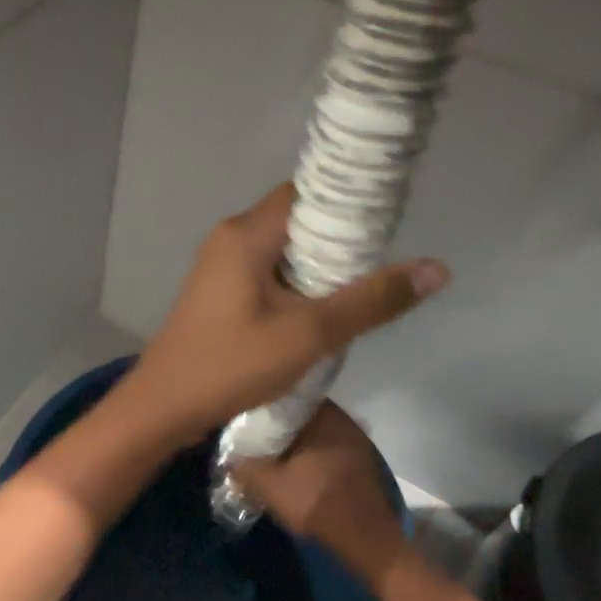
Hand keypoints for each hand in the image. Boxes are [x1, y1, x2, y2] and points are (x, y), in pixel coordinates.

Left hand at [115, 183, 446, 445]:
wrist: (163, 409)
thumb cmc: (230, 365)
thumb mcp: (308, 334)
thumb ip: (371, 301)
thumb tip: (437, 269)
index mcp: (246, 233)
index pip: (308, 191)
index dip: (350, 202)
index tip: (390, 221)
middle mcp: (230, 240)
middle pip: (298, 222)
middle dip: (340, 241)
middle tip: (382, 265)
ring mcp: (220, 270)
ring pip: (284, 253)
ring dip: (320, 270)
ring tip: (361, 291)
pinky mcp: (219, 298)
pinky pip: (268, 277)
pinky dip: (297, 288)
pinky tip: (321, 315)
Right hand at [233, 402, 404, 569]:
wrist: (365, 538)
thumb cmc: (316, 502)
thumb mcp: (269, 487)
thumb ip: (244, 468)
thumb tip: (230, 459)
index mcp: (324, 417)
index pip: (288, 398)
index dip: (266, 408)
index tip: (248, 420)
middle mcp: (344, 422)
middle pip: (303, 417)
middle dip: (280, 428)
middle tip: (256, 440)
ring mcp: (357, 443)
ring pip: (317, 435)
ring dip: (297, 445)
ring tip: (273, 457)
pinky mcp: (362, 464)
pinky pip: (329, 451)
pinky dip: (312, 458)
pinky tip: (297, 473)